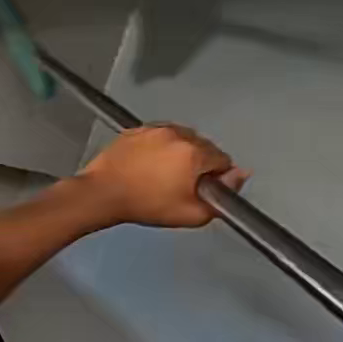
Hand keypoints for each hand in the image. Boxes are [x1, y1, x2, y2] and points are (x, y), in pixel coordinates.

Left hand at [78, 124, 247, 228]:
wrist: (102, 193)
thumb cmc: (146, 205)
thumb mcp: (193, 212)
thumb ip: (225, 194)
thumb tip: (240, 174)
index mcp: (194, 151)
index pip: (222, 160)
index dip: (215, 177)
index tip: (199, 188)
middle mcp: (175, 133)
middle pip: (202, 146)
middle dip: (198, 162)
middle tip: (179, 183)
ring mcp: (152, 129)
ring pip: (180, 138)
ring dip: (179, 151)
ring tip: (161, 173)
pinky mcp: (133, 130)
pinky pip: (157, 135)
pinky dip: (158, 146)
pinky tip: (147, 163)